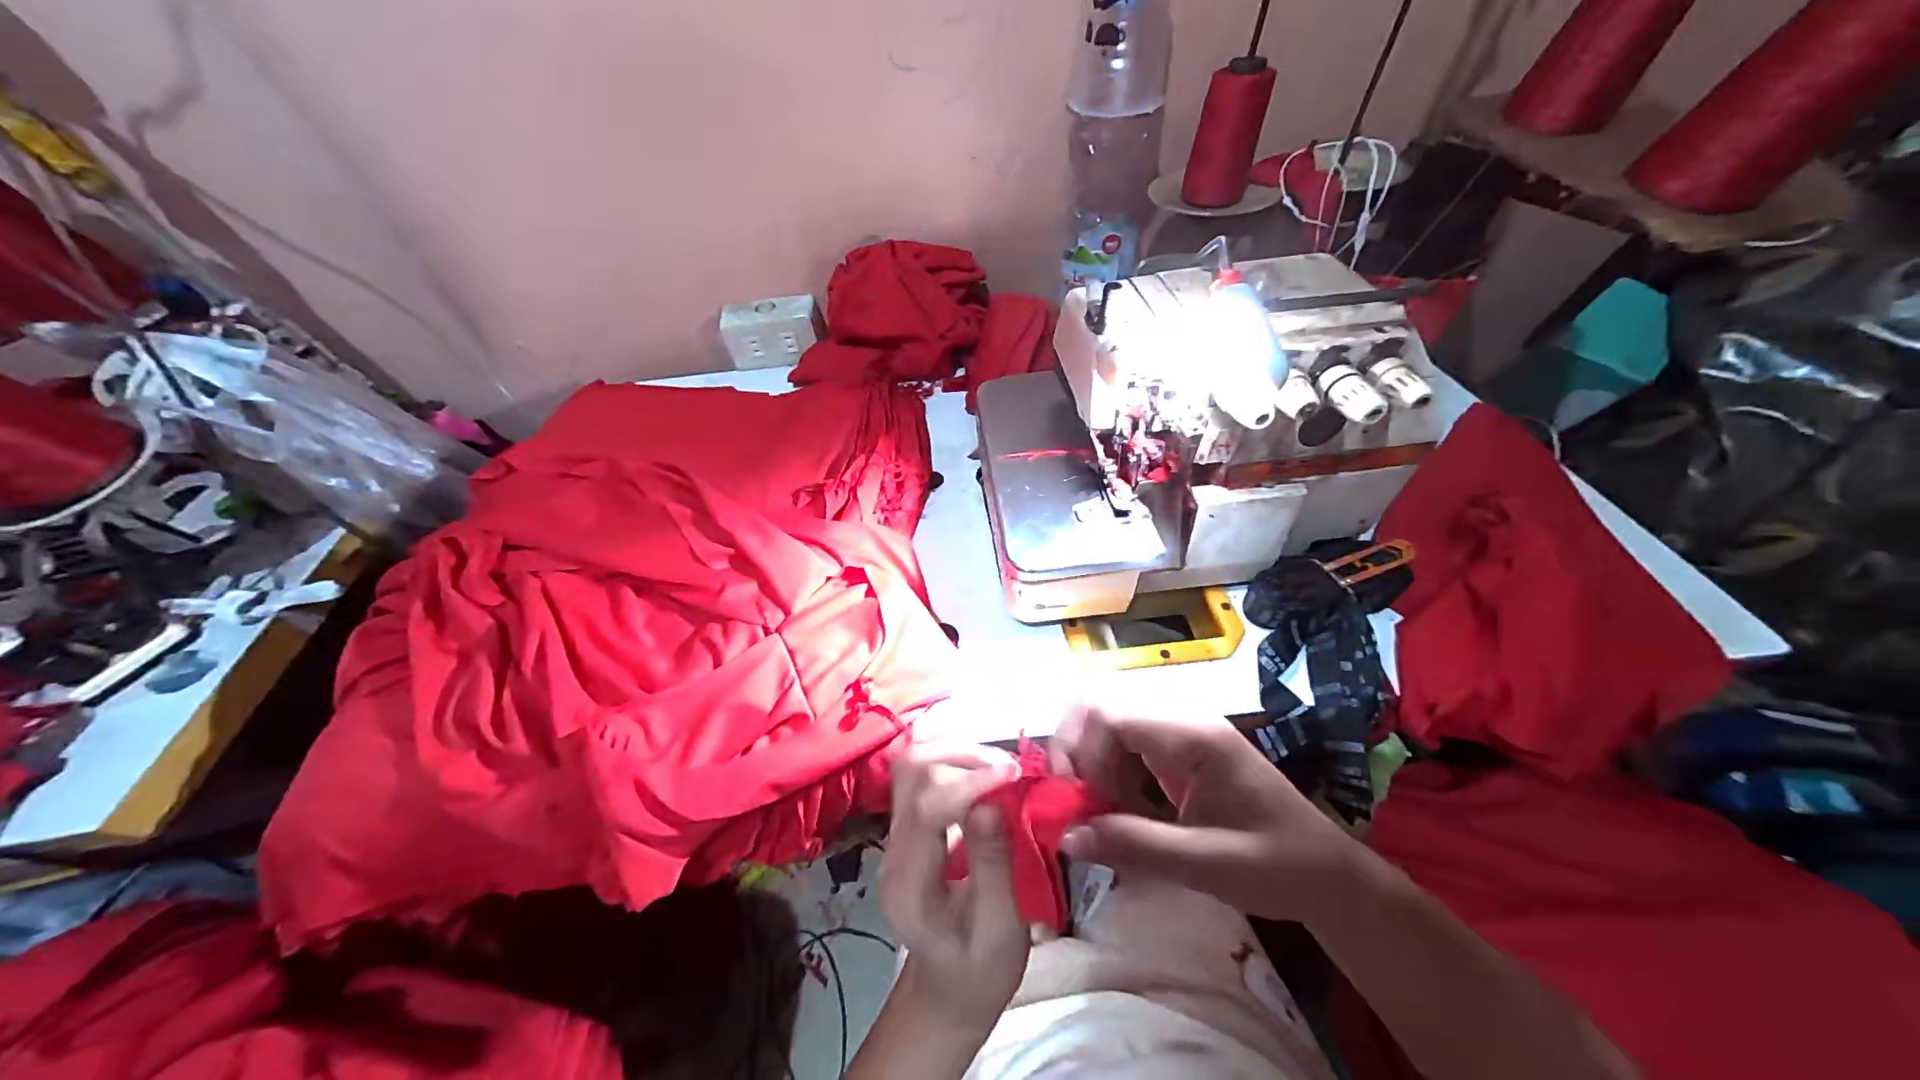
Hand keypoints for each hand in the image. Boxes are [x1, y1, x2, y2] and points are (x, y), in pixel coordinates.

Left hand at [878, 742, 1029, 1026]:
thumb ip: (994, 866)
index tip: (1015, 776)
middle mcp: (892, 850)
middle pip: (911, 772)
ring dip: (957, 751)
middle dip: (964, 758)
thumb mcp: (1001, 931)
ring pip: (911, 762)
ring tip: (1001, 767)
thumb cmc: (980, 970)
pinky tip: (986, 772)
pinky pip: (921, 773)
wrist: (949, 985)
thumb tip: (990, 803)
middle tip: (1012, 771)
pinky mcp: (906, 824)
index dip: (970, 782)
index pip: (926, 809)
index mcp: (909, 885)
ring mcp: (894, 834)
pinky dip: (954, 759)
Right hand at [1051, 700, 1363, 924]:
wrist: (1329, 876)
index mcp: (1193, 736)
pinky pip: (1125, 749)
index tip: (1077, 804)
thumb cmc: (1277, 866)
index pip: (1109, 715)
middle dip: (1075, 751)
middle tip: (1073, 801)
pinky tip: (1120, 812)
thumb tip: (1065, 836)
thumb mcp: (1204, 863)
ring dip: (1090, 766)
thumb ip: (1134, 845)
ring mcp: (1180, 735)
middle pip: (1101, 708)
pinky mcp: (1178, 754)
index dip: (1080, 753)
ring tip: (1098, 813)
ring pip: (1108, 726)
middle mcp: (1181, 722)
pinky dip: (1109, 777)